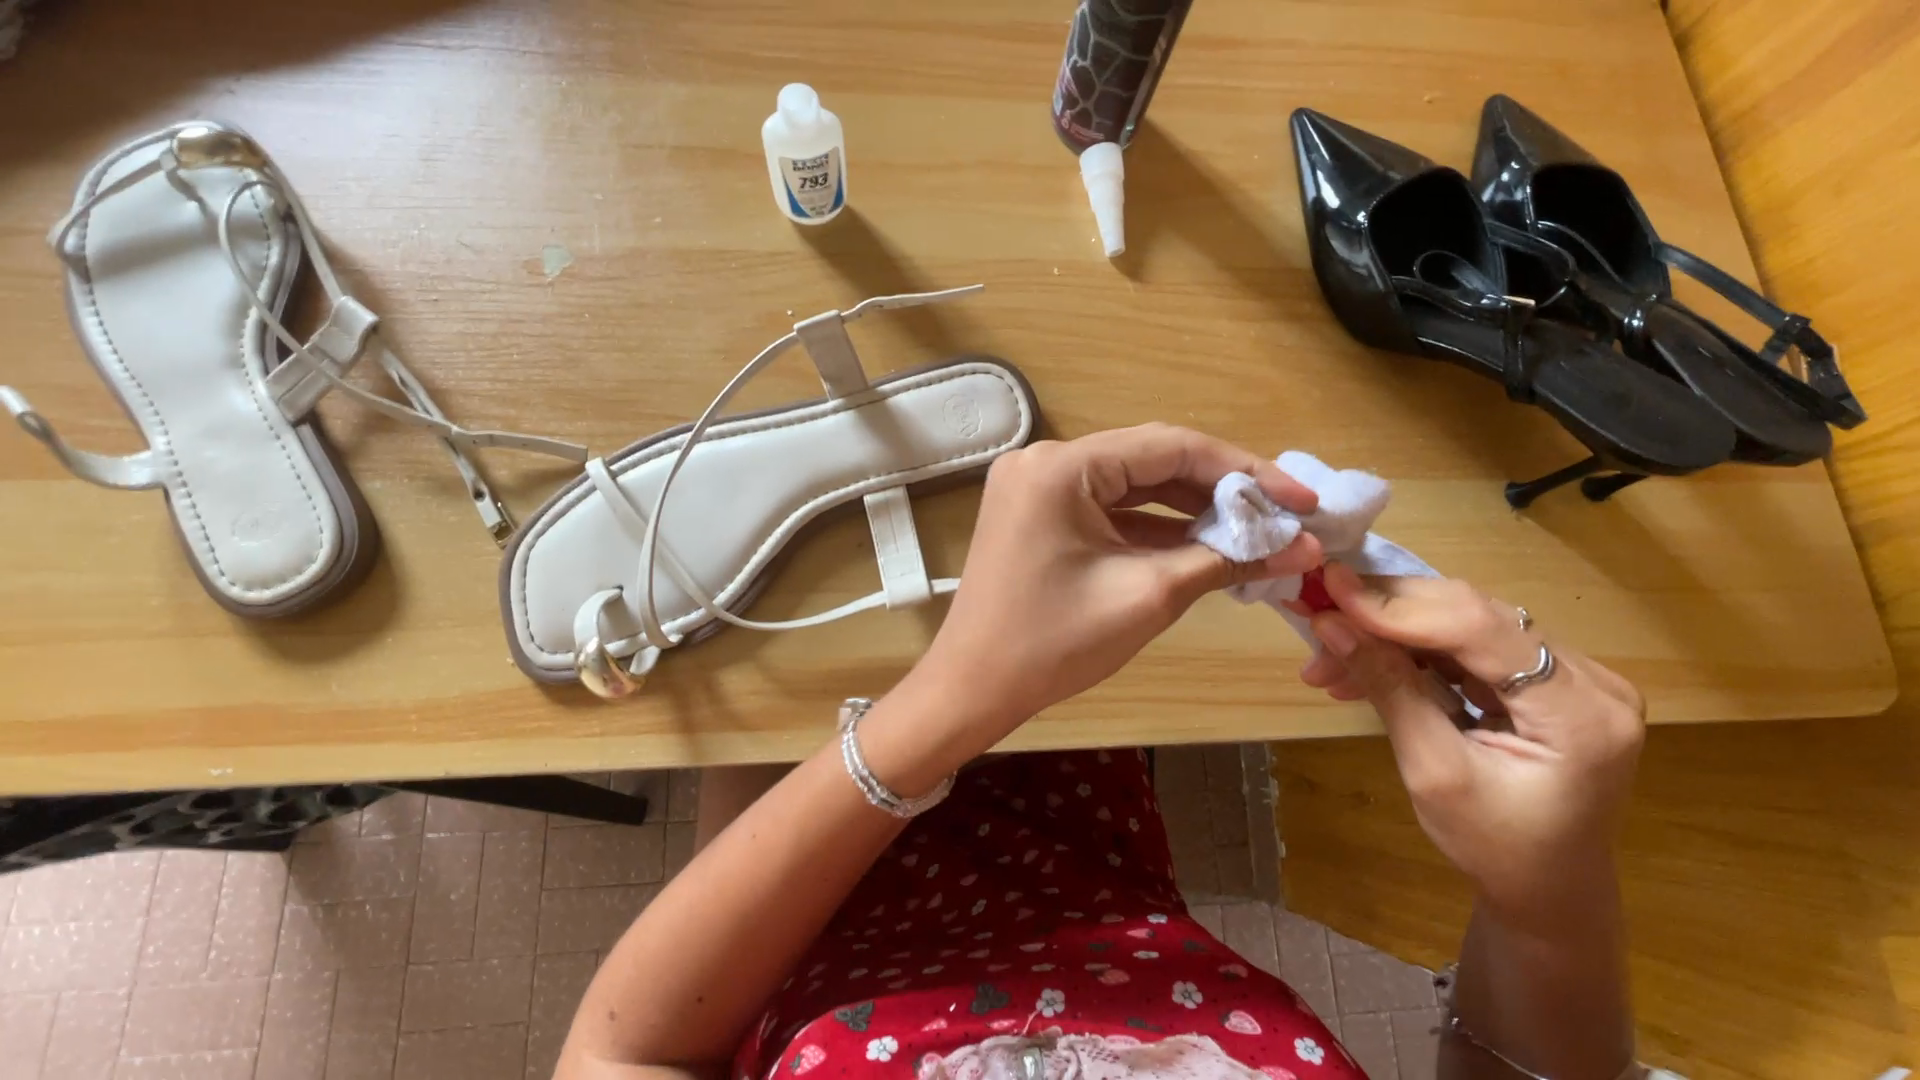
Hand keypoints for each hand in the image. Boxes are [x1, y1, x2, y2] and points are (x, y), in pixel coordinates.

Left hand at [908, 424, 1322, 738]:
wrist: (974, 688)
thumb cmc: (1054, 645)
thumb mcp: (1148, 596)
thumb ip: (1225, 559)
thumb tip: (1303, 547)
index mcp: (1061, 467)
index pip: (1170, 447)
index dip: (1245, 469)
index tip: (1301, 500)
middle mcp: (1045, 461)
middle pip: (1151, 460)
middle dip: (1221, 489)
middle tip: (1286, 515)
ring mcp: (1038, 486)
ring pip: (1132, 484)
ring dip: (1191, 507)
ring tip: (1257, 530)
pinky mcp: (1040, 514)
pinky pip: (1108, 508)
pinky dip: (1155, 525)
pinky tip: (1206, 541)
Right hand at [1299, 564, 1644, 931]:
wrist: (1547, 890)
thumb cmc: (1494, 847)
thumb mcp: (1433, 773)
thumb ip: (1390, 690)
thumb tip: (1332, 625)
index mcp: (1580, 711)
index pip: (1481, 628)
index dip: (1400, 605)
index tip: (1330, 589)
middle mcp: (1588, 678)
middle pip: (1472, 614)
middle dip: (1385, 615)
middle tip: (1316, 617)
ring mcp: (1571, 675)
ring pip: (1462, 624)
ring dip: (1389, 634)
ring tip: (1326, 657)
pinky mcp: (1546, 679)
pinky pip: (1467, 646)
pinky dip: (1410, 651)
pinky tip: (1362, 665)